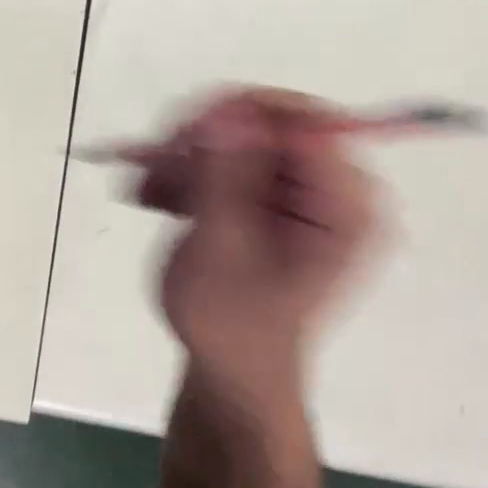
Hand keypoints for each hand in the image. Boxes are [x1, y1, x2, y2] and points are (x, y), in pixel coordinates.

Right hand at [124, 89, 377, 408]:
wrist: (232, 375)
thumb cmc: (231, 324)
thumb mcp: (224, 248)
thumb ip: (227, 177)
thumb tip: (227, 111)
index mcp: (345, 203)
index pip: (304, 121)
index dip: (241, 115)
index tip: (180, 135)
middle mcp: (333, 190)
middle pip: (267, 128)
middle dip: (201, 143)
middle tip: (150, 166)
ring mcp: (302, 197)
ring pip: (239, 145)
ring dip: (184, 162)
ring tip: (142, 193)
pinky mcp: (271, 206)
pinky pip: (229, 168)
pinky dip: (189, 178)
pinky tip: (153, 200)